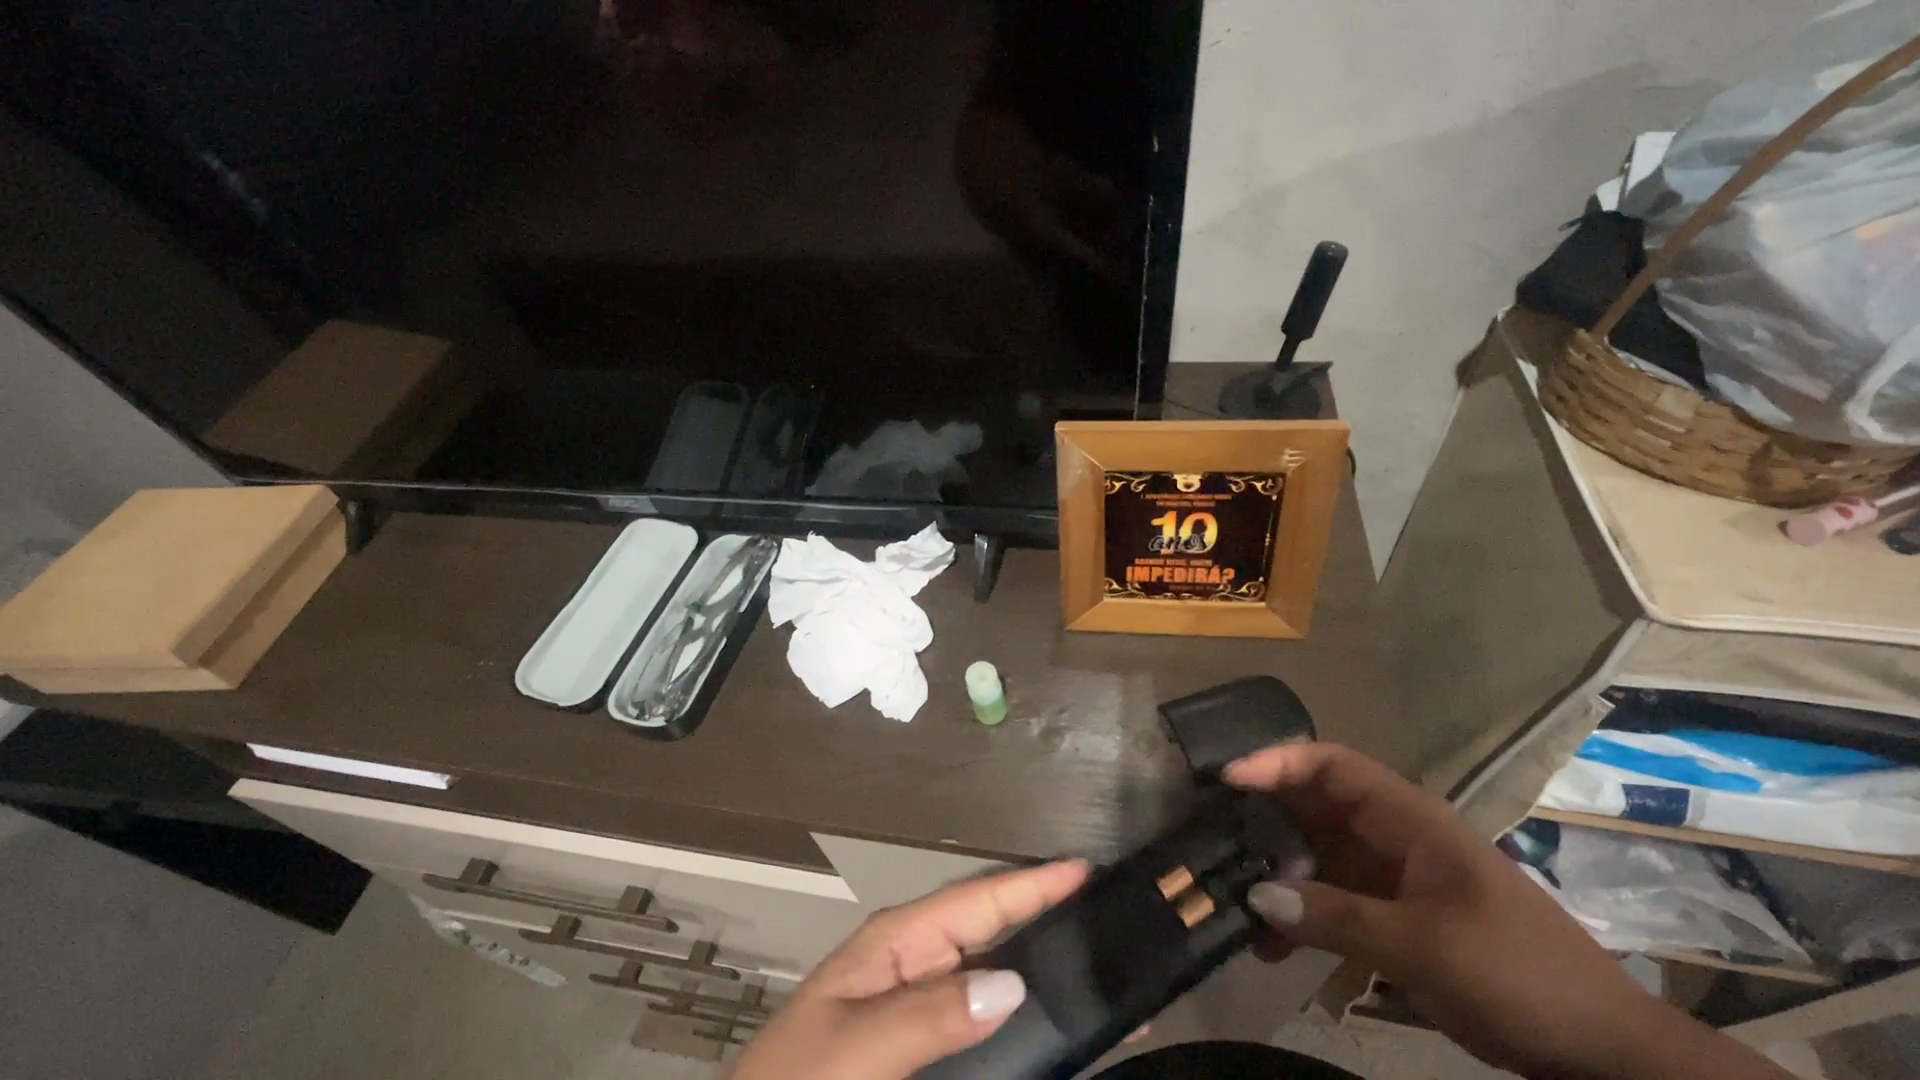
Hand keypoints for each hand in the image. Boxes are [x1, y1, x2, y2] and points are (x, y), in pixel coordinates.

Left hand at [729, 860, 1088, 1079]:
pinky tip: (1054, 1025)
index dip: (1031, 883)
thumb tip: (1011, 982)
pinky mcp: (926, 1042)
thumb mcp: (856, 1047)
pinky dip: (1023, 1019)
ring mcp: (920, 1003)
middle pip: (992, 930)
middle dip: (1047, 918)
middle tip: (1111, 919)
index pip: (976, 901)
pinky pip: (984, 1021)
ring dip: (1041, 971)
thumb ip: (927, 1014)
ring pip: (993, 977)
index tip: (1086, 869)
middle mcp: (914, 963)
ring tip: (1100, 972)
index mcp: (896, 944)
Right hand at [1225, 743, 1791, 1079]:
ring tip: (1230, 906)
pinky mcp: (1395, 922)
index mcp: (1409, 822)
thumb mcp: (1422, 945)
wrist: (1598, 1046)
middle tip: (1208, 843)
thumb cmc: (1516, 972)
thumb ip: (1336, 917)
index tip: (1226, 781)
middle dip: (1261, 822)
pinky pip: (1331, 905)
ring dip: (1274, 879)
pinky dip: (1298, 919)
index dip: (1278, 762)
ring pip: (1317, 861)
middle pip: (1314, 810)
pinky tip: (1268, 949)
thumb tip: (1255, 896)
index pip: (1333, 766)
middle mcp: (1394, 840)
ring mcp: (1394, 882)